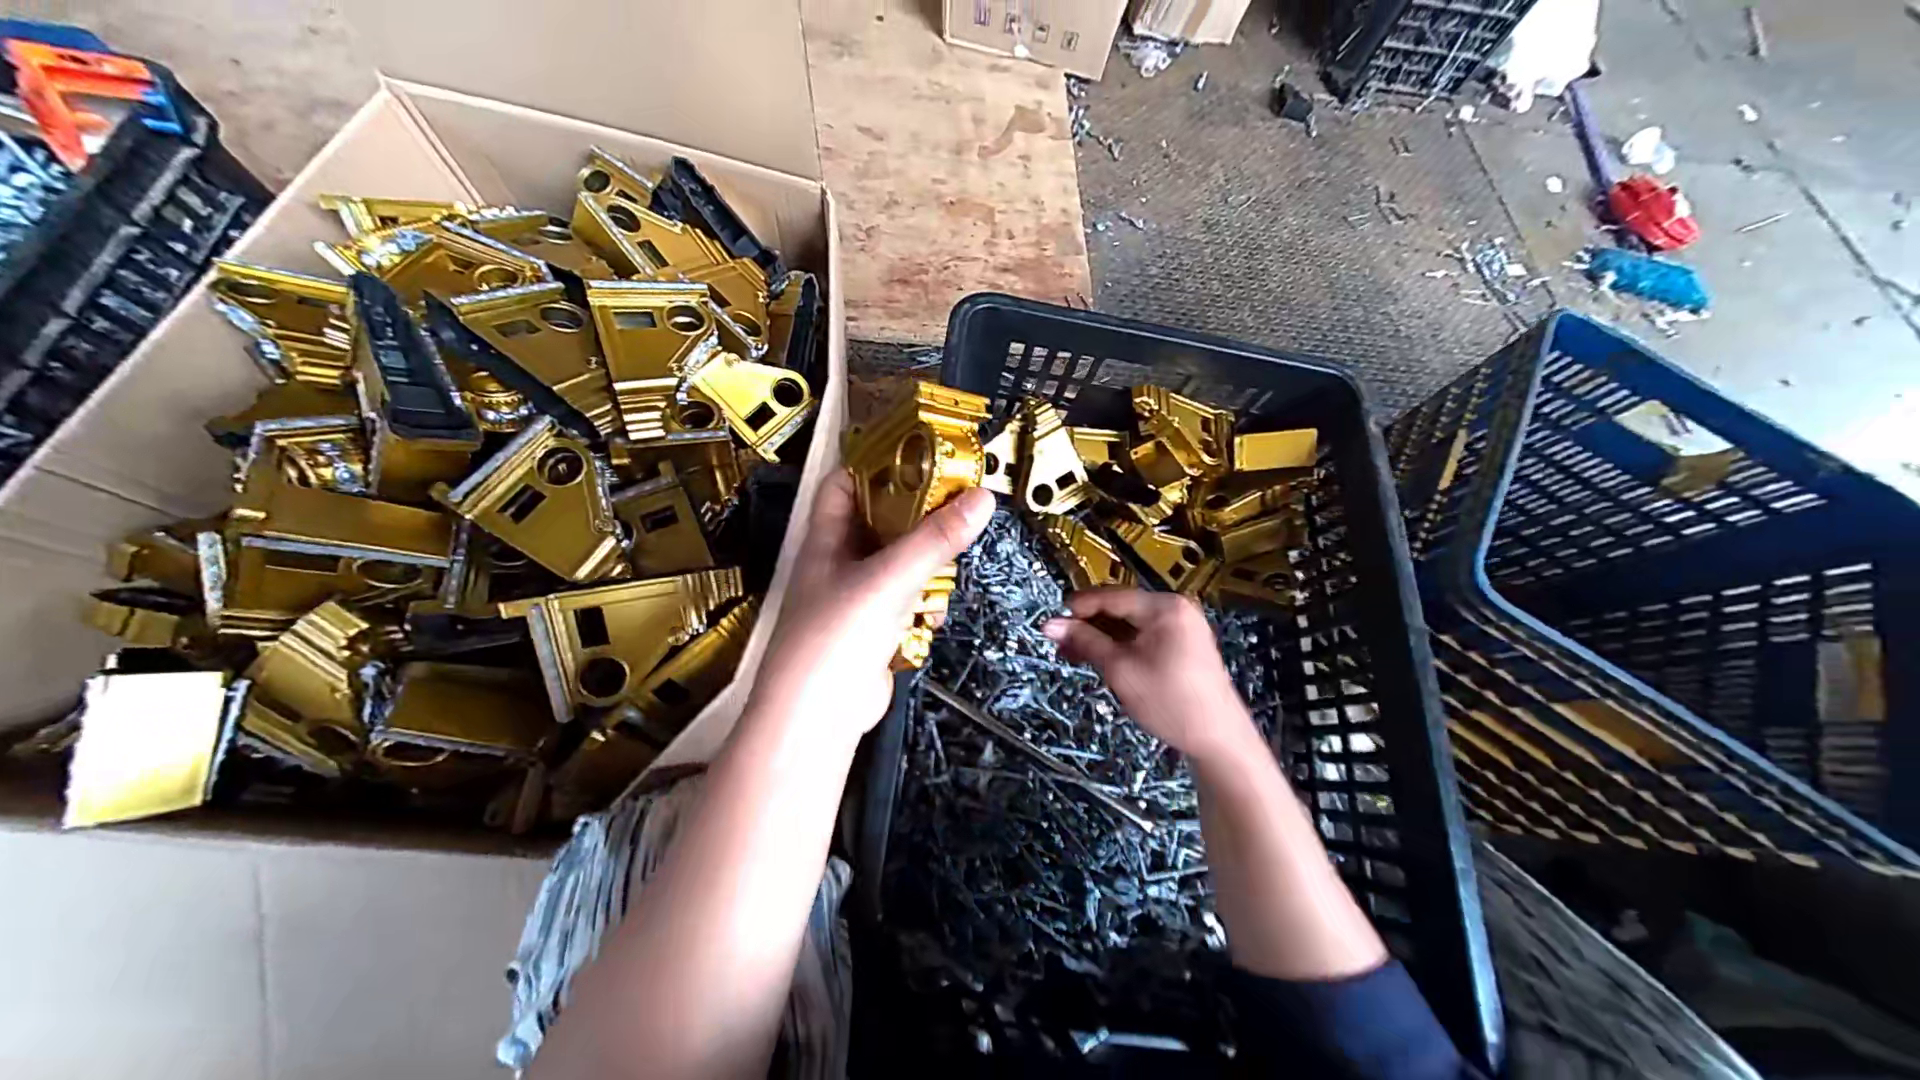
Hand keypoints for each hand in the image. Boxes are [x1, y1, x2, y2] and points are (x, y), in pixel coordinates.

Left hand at [752, 472, 994, 741]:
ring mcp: (858, 596)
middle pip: (884, 521)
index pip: (848, 481)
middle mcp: (840, 562)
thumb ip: (935, 539)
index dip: (880, 464)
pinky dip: (925, 605)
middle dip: (919, 519)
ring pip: (902, 562)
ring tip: (945, 568)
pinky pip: (909, 601)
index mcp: (827, 538)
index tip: (923, 456)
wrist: (819, 717)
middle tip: (954, 510)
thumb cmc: (829, 642)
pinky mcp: (876, 628)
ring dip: (927, 566)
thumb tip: (977, 500)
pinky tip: (930, 615)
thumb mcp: (889, 578)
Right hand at [1044, 589, 1254, 764]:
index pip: (1111, 596)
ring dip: (1102, 636)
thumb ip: (1085, 642)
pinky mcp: (1183, 644)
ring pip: (1130, 623)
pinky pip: (1144, 635)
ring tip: (1074, 653)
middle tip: (1061, 642)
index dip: (1078, 608)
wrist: (1217, 739)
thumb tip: (1050, 625)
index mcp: (1164, 607)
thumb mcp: (1120, 670)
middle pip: (1120, 608)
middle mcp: (1176, 608)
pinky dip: (1121, 645)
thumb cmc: (1169, 701)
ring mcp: (1182, 625)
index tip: (1052, 622)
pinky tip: (1101, 658)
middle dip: (1089, 624)